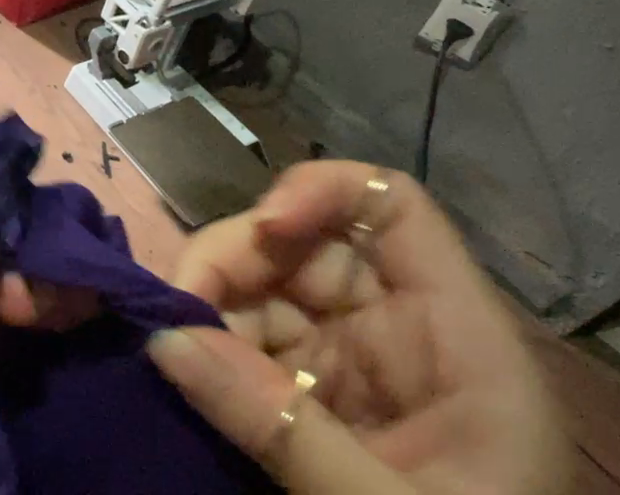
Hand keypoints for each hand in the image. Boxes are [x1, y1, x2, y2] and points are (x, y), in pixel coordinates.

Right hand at [145, 162, 570, 493]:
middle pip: (302, 244)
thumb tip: (164, 336)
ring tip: (169, 349)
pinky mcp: (304, 403)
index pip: (393, 208)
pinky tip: (177, 368)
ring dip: (205, 305)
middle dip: (232, 259)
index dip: (321, 192)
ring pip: (258, 290)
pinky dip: (203, 349)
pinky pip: (241, 347)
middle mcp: (394, 333)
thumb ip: (279, 427)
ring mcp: (345, 367)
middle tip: (175, 305)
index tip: (262, 230)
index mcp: (456, 338)